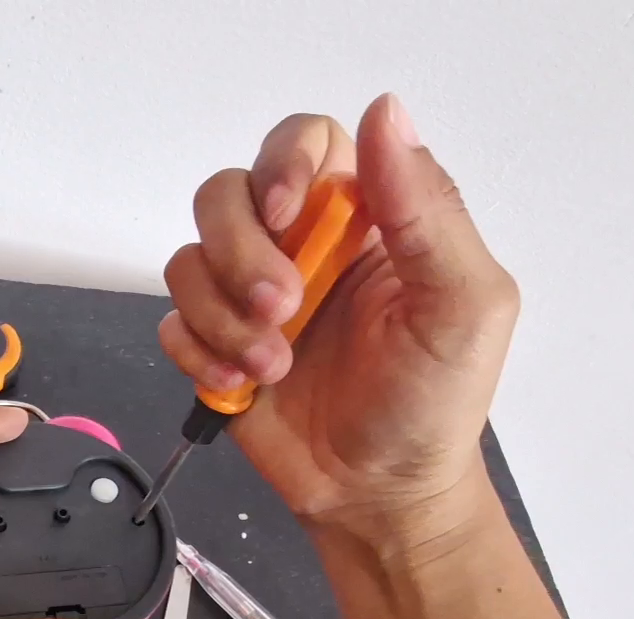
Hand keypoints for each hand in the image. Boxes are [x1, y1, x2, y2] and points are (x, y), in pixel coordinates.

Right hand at [159, 93, 519, 553]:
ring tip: (270, 368)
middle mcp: (293, 250)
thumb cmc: (431, 401)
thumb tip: (383, 110)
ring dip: (221, 319)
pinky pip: (171, 328)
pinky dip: (197, 356)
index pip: (303, 145)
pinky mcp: (211, 351)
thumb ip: (428, 211)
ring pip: (186, 264)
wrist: (373, 493)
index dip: (281, 164)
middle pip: (222, 197)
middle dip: (239, 253)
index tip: (286, 216)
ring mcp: (243, 303)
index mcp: (361, 222)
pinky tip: (238, 389)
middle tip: (282, 311)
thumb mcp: (461, 304)